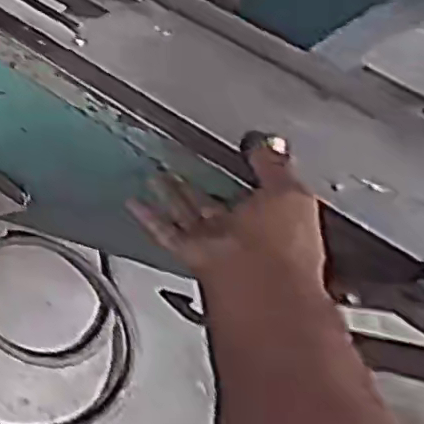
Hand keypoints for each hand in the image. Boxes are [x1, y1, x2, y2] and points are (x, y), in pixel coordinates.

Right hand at [127, 134, 326, 298]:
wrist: (257, 280)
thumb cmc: (282, 243)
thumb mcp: (288, 193)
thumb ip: (274, 166)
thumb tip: (270, 143)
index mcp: (276, 221)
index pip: (258, 193)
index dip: (245, 174)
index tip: (230, 156)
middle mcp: (244, 234)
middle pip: (215, 205)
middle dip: (198, 186)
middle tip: (180, 167)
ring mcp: (214, 243)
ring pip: (188, 215)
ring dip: (171, 195)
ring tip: (155, 177)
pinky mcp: (189, 251)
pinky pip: (165, 230)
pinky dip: (148, 217)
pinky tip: (136, 203)